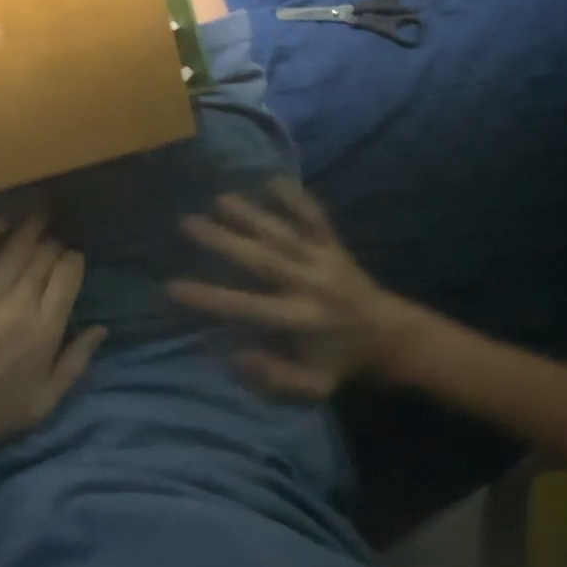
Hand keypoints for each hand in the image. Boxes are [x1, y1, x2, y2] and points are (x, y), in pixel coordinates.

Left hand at [0, 216, 106, 469]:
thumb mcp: (44, 402)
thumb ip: (76, 363)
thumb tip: (101, 328)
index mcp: (45, 331)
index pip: (69, 275)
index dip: (73, 260)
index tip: (71, 258)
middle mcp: (19, 304)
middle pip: (44, 256)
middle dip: (53, 243)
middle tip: (52, 238)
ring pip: (16, 246)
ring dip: (30, 226)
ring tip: (38, 213)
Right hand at [170, 179, 432, 398]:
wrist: (393, 336)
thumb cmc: (341, 362)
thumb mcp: (314, 386)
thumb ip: (274, 375)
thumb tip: (234, 355)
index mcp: (300, 320)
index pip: (246, 307)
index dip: (210, 297)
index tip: (172, 286)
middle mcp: (310, 285)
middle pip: (262, 260)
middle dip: (224, 241)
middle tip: (187, 223)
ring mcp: (324, 260)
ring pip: (284, 233)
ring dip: (252, 215)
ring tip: (220, 199)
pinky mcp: (335, 245)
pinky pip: (316, 218)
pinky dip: (298, 198)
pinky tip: (274, 180)